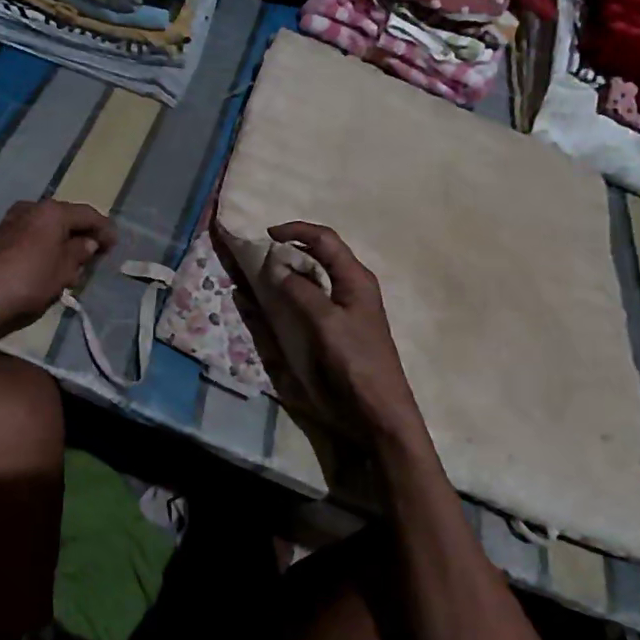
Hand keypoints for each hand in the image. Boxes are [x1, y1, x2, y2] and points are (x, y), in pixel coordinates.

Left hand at [0, 200, 117, 348]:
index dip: (104, 228)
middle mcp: (31, 208)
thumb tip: (88, 242)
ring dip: (63, 243)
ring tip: (74, 267)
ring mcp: (11, 221)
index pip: (87, 214)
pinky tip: (50, 267)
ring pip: (47, 228)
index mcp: (51, 211)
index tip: (115, 245)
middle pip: (65, 218)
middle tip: (96, 255)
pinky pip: (32, 237)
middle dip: (82, 235)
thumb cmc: (29, 282)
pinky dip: (46, 247)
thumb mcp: (63, 271)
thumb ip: (79, 253)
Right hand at [266, 222, 424, 440]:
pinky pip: (313, 298)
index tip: (266, 236)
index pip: (325, 239)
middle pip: (321, 254)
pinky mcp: (338, 326)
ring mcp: (346, 307)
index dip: (296, 231)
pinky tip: (277, 301)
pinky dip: (293, 293)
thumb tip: (275, 266)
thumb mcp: (326, 322)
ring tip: (263, 276)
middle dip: (291, 248)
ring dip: (290, 271)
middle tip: (261, 256)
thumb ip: (300, 291)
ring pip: (315, 276)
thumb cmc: (356, 362)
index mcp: (356, 278)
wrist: (378, 409)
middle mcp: (352, 286)